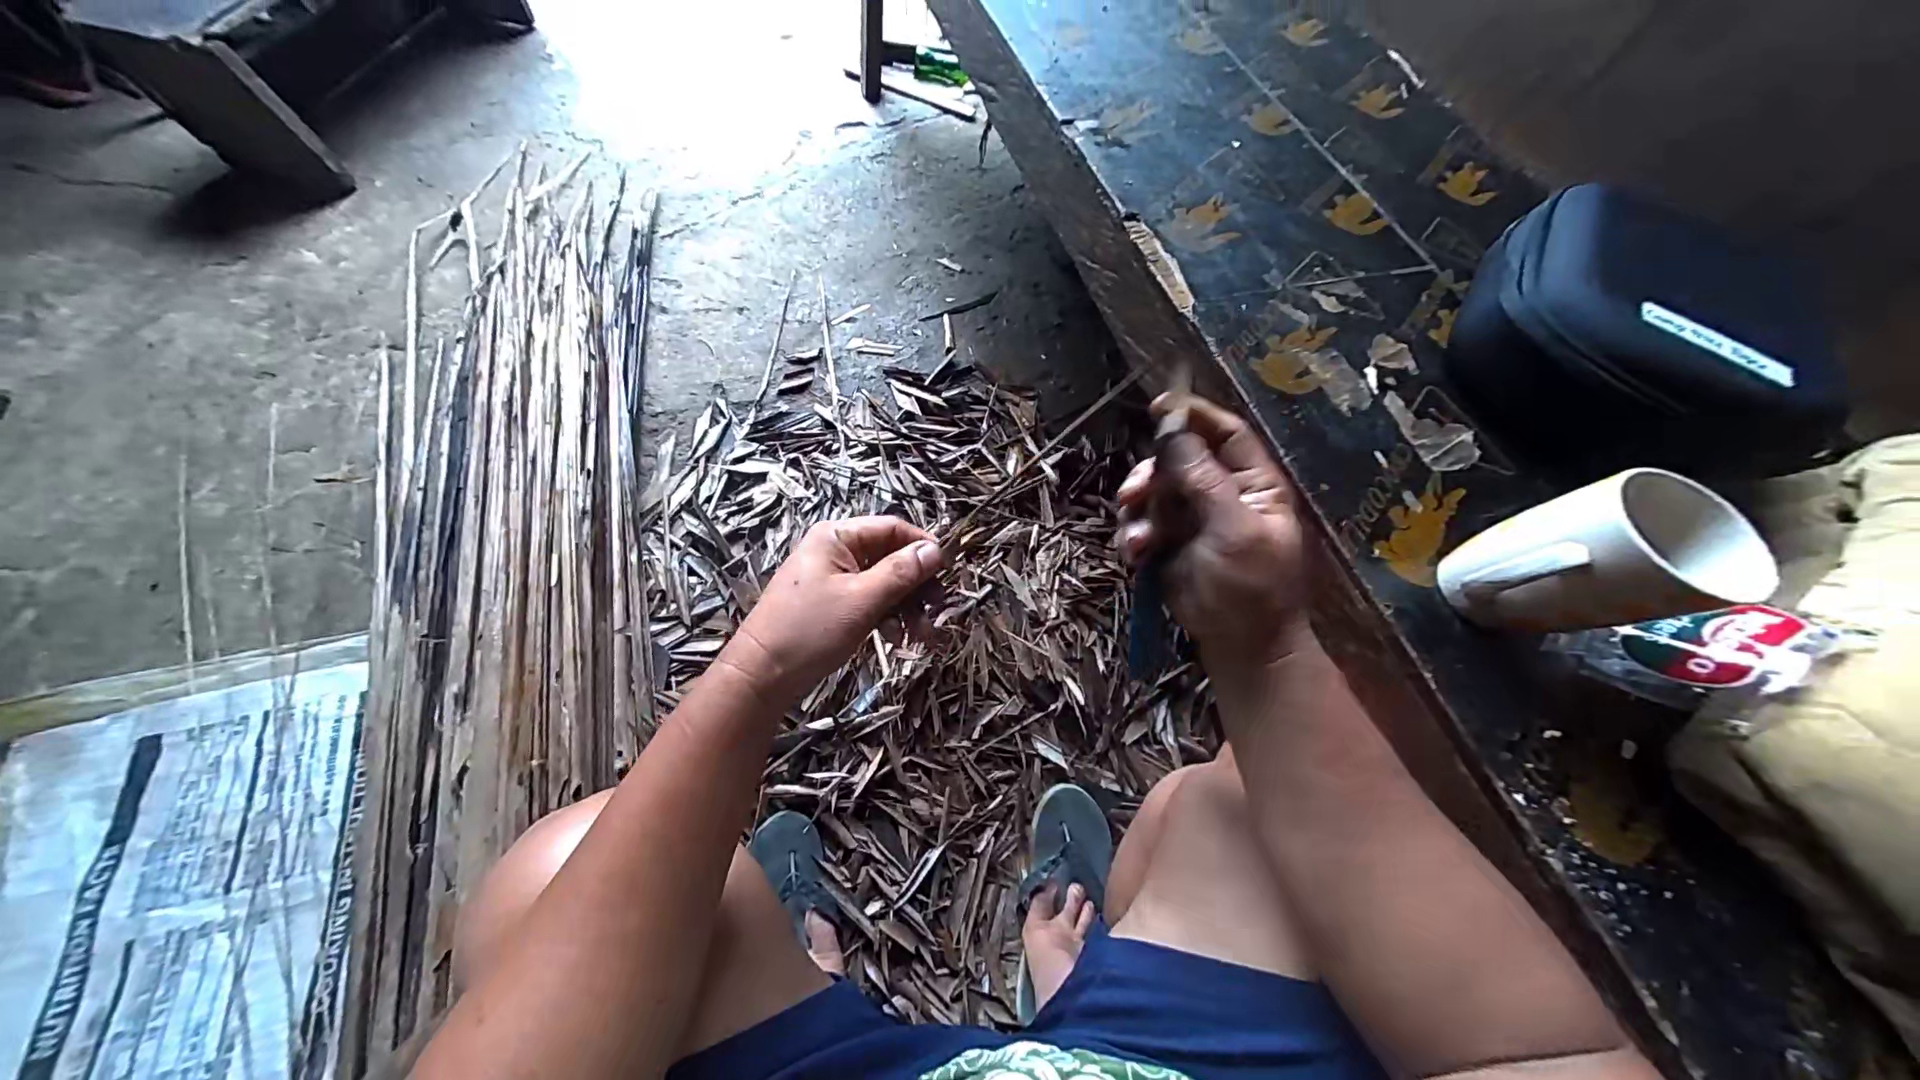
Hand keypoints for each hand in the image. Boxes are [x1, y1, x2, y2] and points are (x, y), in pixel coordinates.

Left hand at [715, 516, 943, 706]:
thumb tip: (936, 550)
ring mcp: (833, 578)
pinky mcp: (833, 604)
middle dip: (917, 584)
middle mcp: (835, 550)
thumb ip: (901, 572)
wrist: (762, 676)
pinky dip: (887, 616)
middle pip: (890, 557)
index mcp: (837, 537)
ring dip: (906, 605)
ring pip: (884, 583)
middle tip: (939, 609)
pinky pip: (870, 601)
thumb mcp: (862, 599)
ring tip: (922, 634)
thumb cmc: (810, 631)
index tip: (948, 572)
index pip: (892, 528)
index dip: (923, 547)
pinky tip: (895, 637)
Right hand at [1117, 393, 1313, 670]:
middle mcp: (1219, 493)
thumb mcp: (1235, 530)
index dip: (1194, 415)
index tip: (1160, 404)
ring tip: (1138, 538)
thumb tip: (1176, 434)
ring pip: (1151, 492)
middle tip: (1135, 492)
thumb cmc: (1252, 586)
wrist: (1240, 643)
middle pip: (1177, 461)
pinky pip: (1139, 524)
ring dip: (1137, 509)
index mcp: (1252, 484)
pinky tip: (1135, 554)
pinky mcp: (1165, 543)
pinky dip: (1132, 536)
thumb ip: (1205, 481)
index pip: (1225, 434)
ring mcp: (1189, 519)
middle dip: (1152, 474)